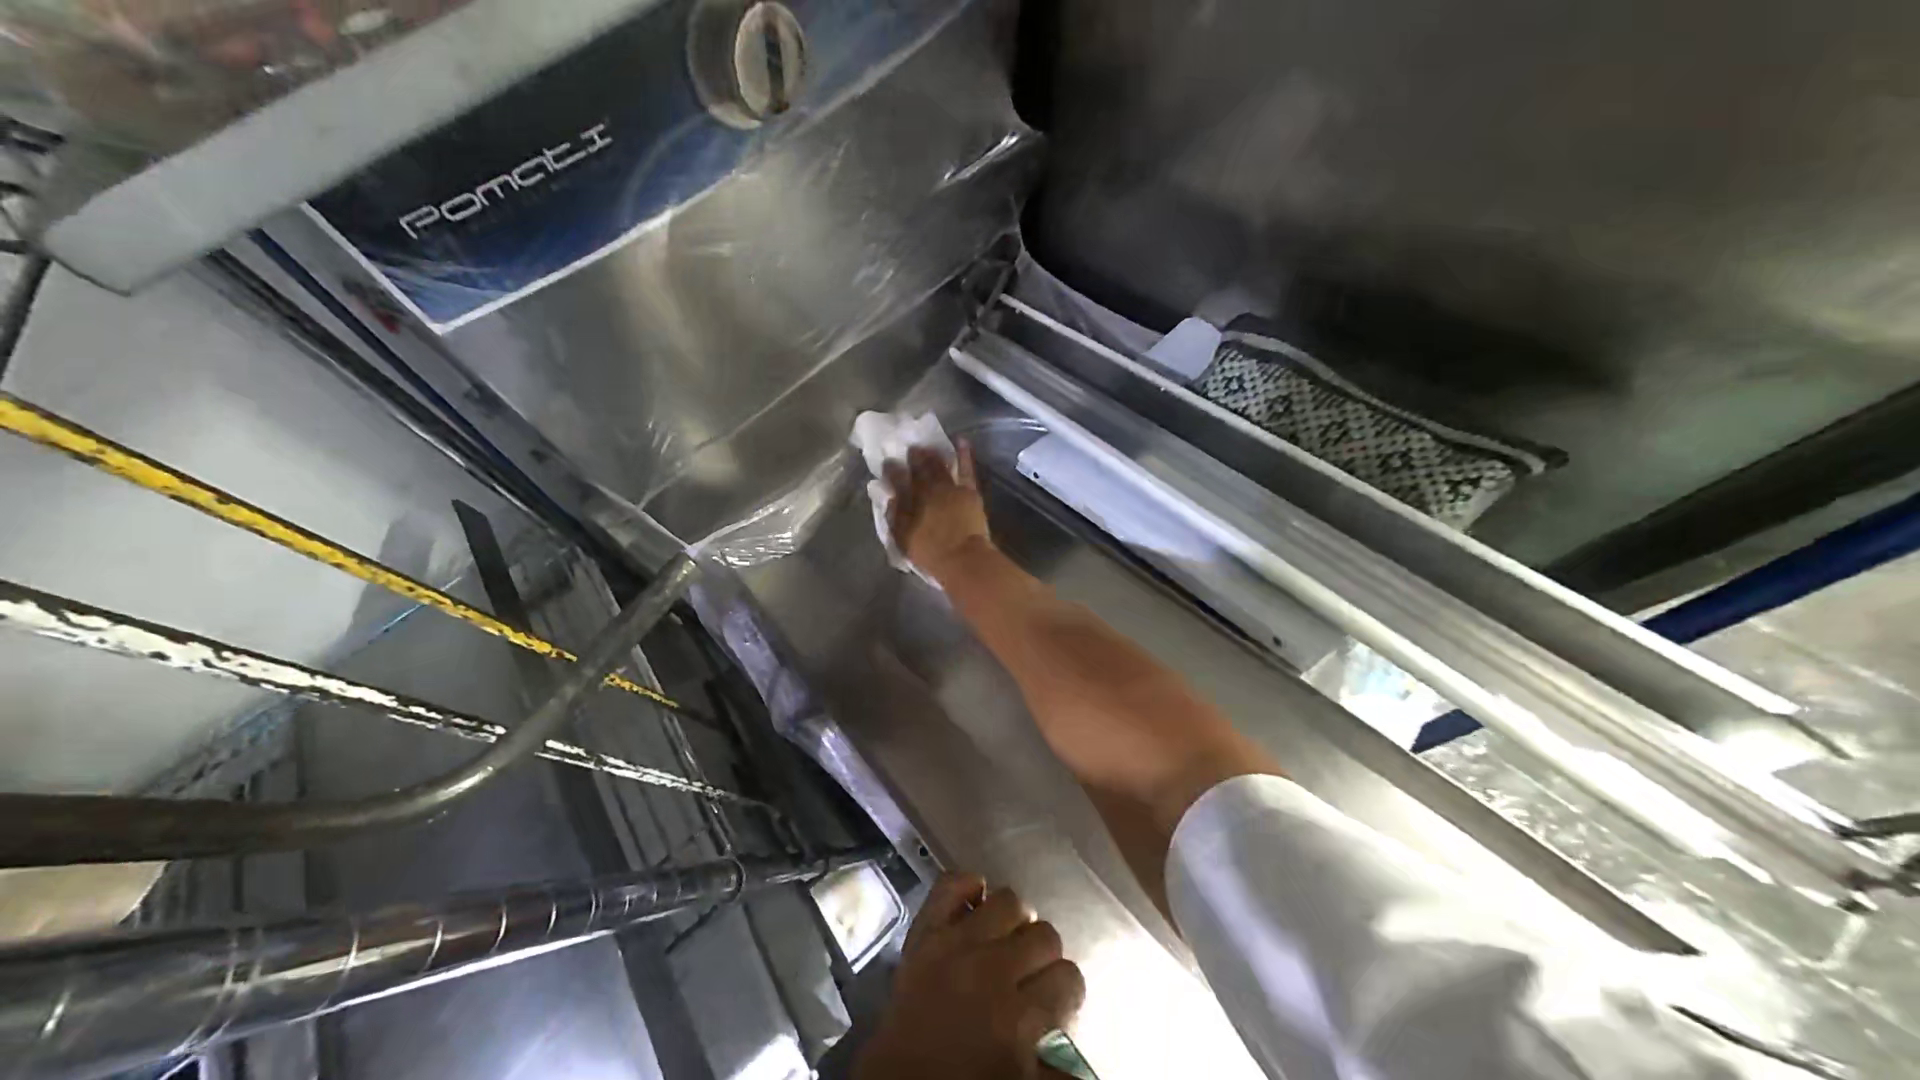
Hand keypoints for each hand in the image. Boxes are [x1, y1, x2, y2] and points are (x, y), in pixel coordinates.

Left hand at [854, 873, 1084, 1079]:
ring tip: (1004, 943)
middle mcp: (991, 969)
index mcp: (1017, 1017)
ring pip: (1010, 901)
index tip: (1054, 1003)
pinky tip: (975, 908)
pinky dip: (968, 887)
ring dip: (1014, 922)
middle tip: (1029, 975)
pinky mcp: (926, 928)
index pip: (1069, 978)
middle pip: (1045, 935)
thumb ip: (1057, 1065)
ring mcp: (955, 942)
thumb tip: (1085, 1057)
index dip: (1067, 991)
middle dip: (1044, 957)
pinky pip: (953, 883)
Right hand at [885, 440, 992, 581]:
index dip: (891, 470)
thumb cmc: (931, 555)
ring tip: (928, 446)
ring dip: (933, 454)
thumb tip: (890, 499)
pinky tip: (961, 440)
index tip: (888, 463)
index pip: (897, 480)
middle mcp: (927, 490)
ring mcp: (949, 488)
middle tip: (911, 448)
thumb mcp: (903, 540)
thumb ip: (894, 518)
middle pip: (918, 469)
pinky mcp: (968, 491)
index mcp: (908, 502)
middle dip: (914, 457)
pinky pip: (965, 468)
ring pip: (939, 465)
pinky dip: (964, 454)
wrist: (963, 559)